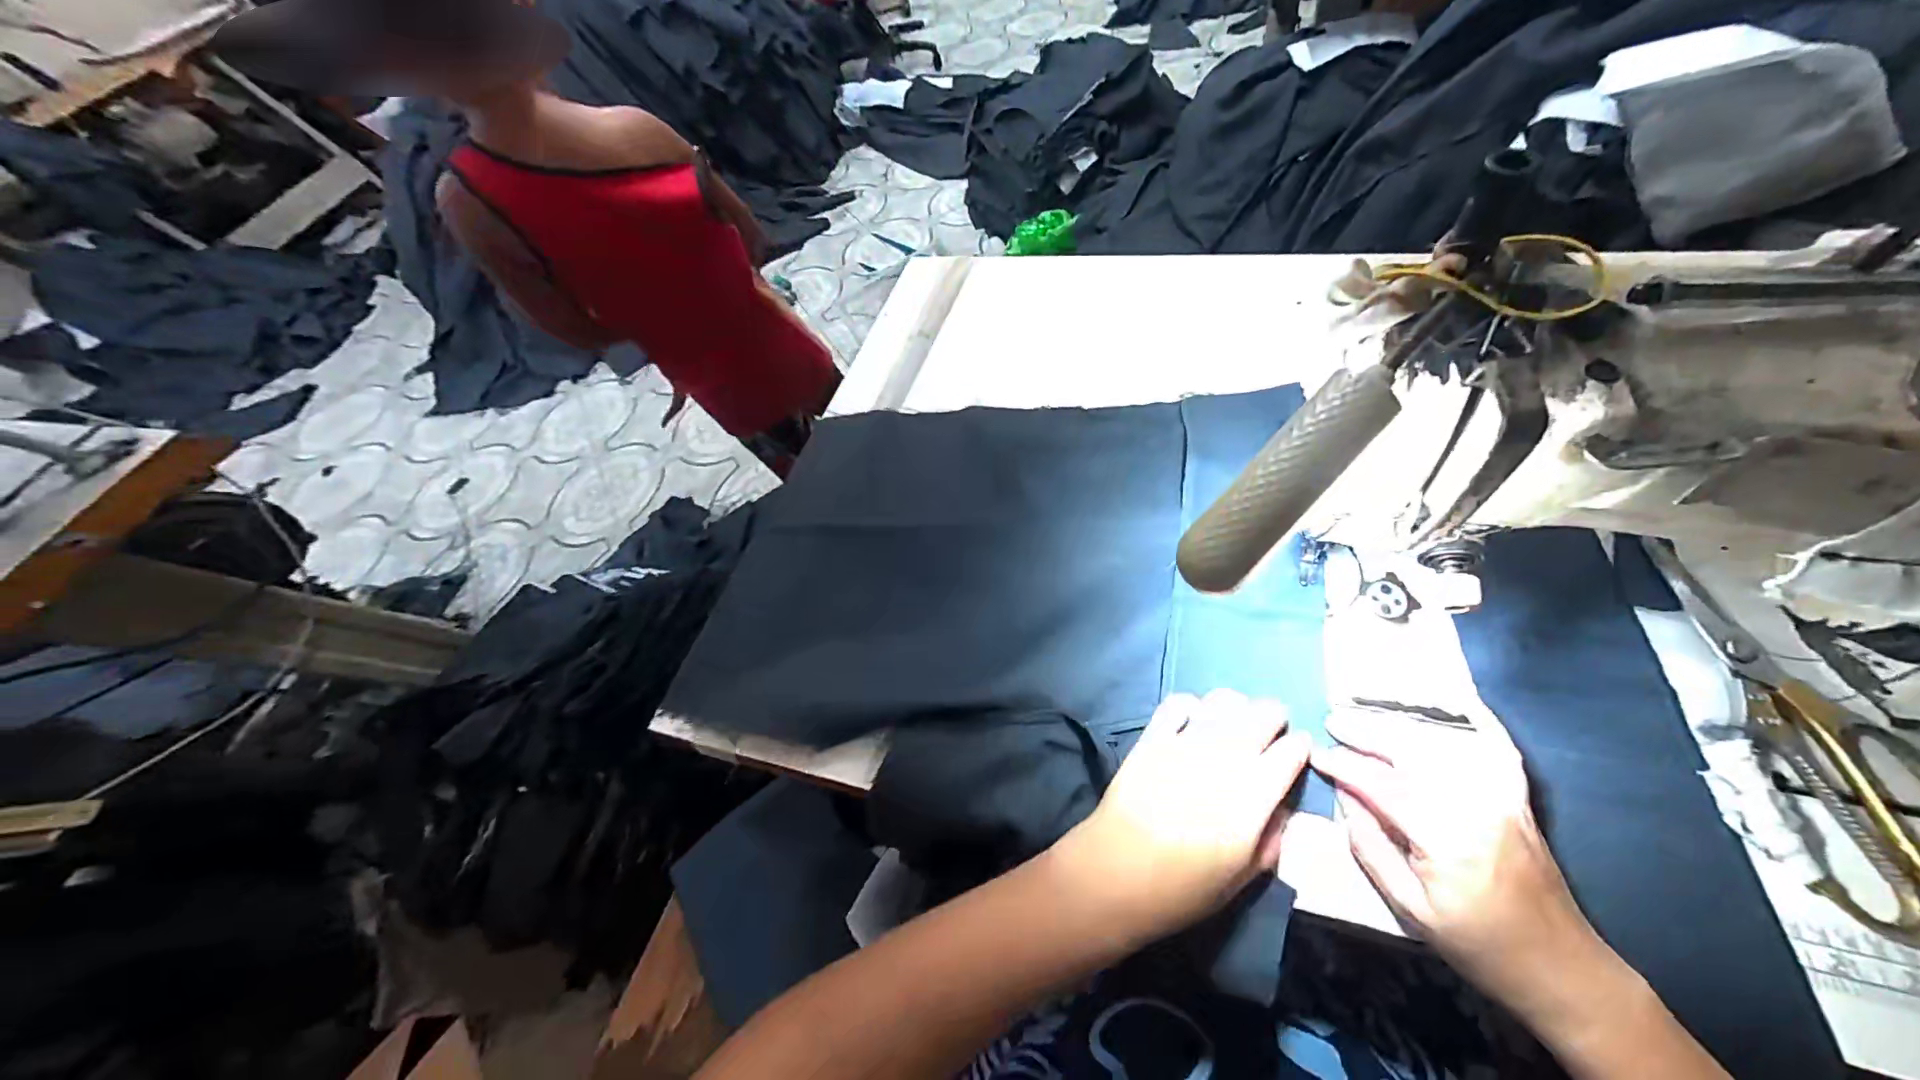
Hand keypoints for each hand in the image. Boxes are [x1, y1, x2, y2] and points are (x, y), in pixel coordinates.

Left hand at [1048, 690, 1309, 945]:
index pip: (1292, 750)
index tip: (1297, 753)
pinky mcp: (1151, 737)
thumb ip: (1273, 837)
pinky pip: (1178, 703)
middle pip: (1263, 713)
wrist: (1116, 873)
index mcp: (1254, 796)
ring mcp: (1184, 742)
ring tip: (1234, 725)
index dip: (1300, 748)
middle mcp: (1224, 758)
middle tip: (1270, 734)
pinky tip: (1193, 723)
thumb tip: (1283, 804)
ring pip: (1224, 700)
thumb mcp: (1244, 877)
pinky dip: (1192, 706)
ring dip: (1237, 708)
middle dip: (1275, 719)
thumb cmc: (1183, 888)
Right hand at [1311, 706, 1606, 1017]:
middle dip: (1366, 734)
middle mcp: (1475, 809)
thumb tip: (1346, 801)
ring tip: (1367, 715)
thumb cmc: (1478, 946)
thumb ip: (1373, 849)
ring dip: (1401, 726)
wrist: (1562, 969)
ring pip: (1445, 747)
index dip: (1345, 767)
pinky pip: (1496, 751)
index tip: (1316, 755)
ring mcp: (1502, 800)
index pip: (1382, 786)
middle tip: (1333, 721)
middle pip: (1411, 754)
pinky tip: (1459, 705)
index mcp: (1445, 840)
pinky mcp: (1517, 801)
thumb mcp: (1411, 909)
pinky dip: (1477, 724)